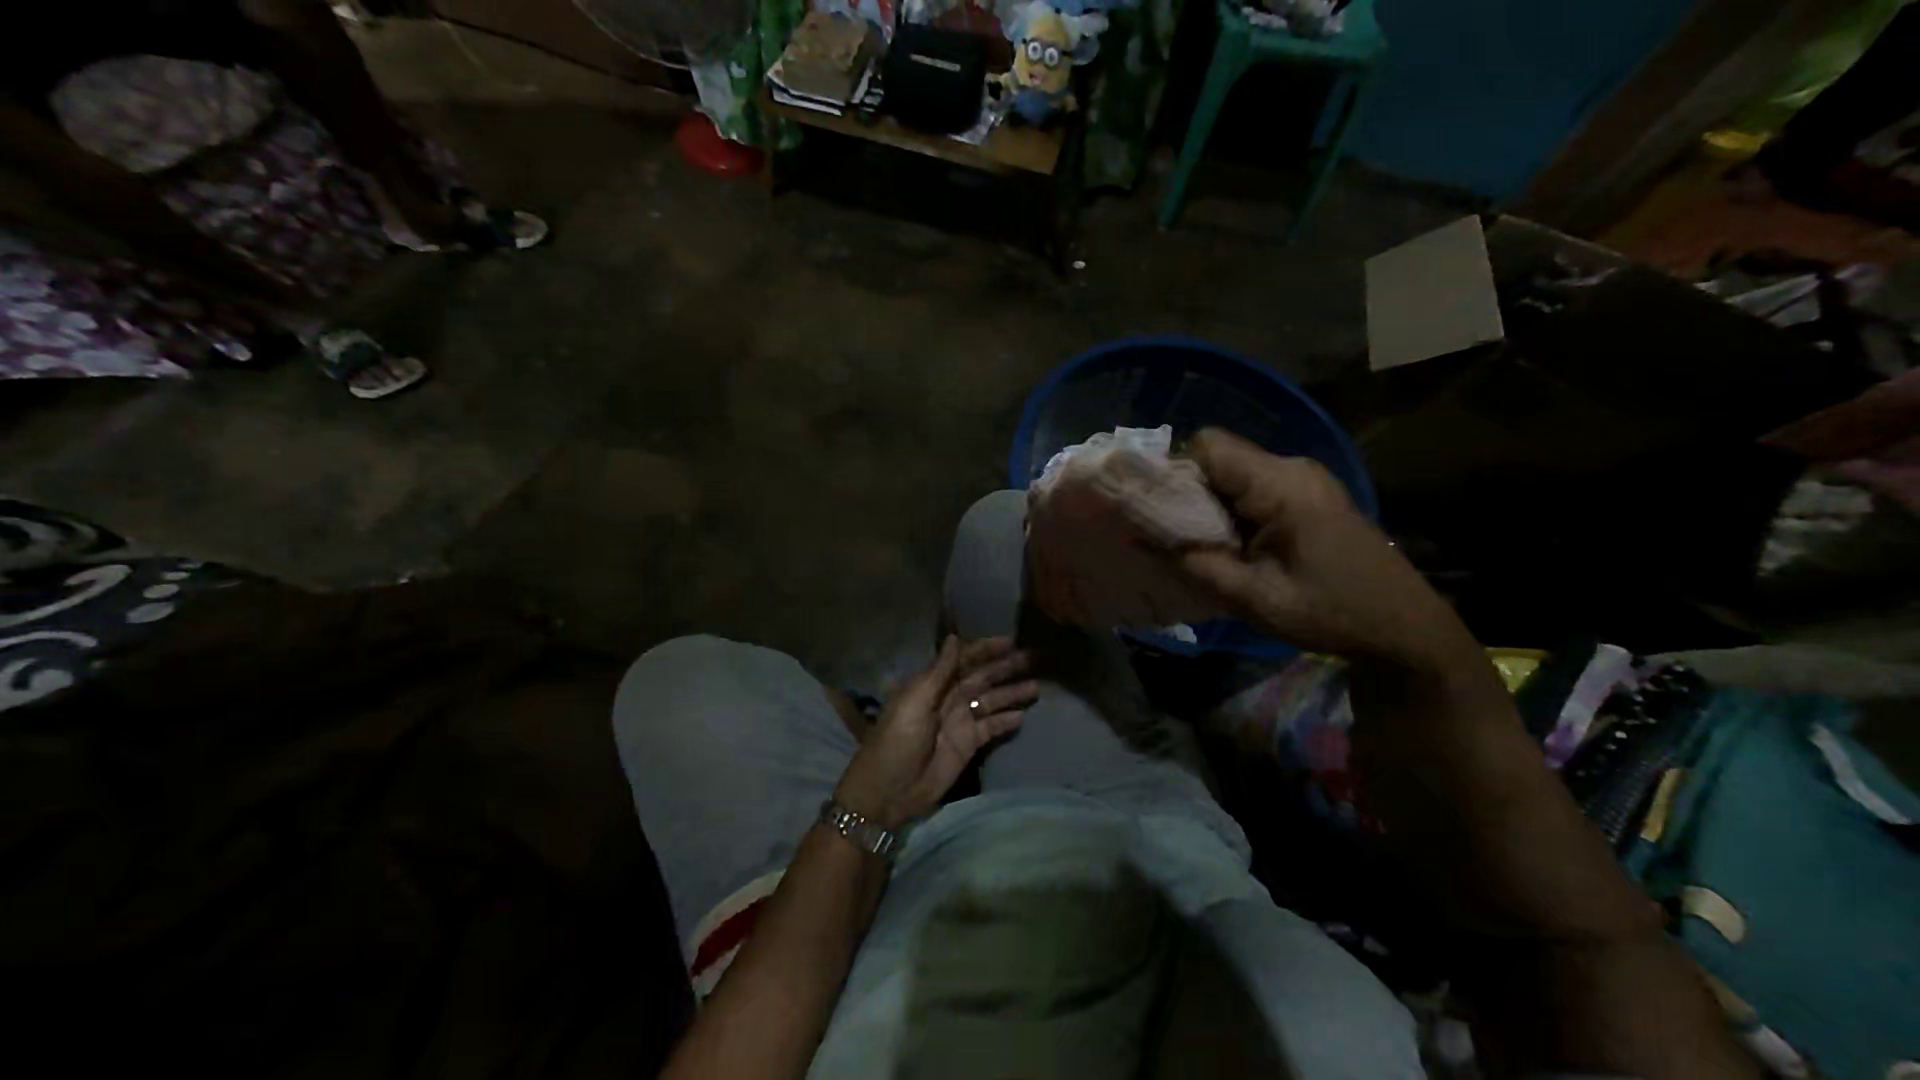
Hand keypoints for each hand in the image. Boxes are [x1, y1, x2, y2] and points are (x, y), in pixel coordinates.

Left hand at [834, 636, 1038, 829]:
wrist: (890, 789)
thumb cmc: (898, 739)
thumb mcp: (916, 701)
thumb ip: (939, 671)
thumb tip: (955, 638)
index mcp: (933, 683)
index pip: (964, 660)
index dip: (986, 650)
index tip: (1010, 641)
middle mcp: (949, 697)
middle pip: (982, 678)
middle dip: (1005, 668)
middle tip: (1033, 658)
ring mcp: (960, 721)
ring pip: (991, 701)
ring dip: (1012, 693)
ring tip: (1036, 686)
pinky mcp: (968, 744)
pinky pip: (992, 727)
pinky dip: (1007, 720)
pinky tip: (1024, 715)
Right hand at [1177, 428, 1477, 672]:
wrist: (1405, 629)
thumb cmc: (1331, 613)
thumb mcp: (1253, 597)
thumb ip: (1192, 563)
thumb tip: (1136, 536)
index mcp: (1282, 484)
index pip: (1208, 446)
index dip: (1174, 473)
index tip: (1158, 514)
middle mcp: (1292, 468)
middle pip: (1218, 458)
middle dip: (1187, 494)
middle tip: (1174, 540)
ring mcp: (1303, 478)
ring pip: (1231, 474)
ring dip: (1208, 507)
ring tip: (1201, 548)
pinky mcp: (1307, 494)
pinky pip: (1251, 488)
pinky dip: (1229, 512)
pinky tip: (1231, 547)